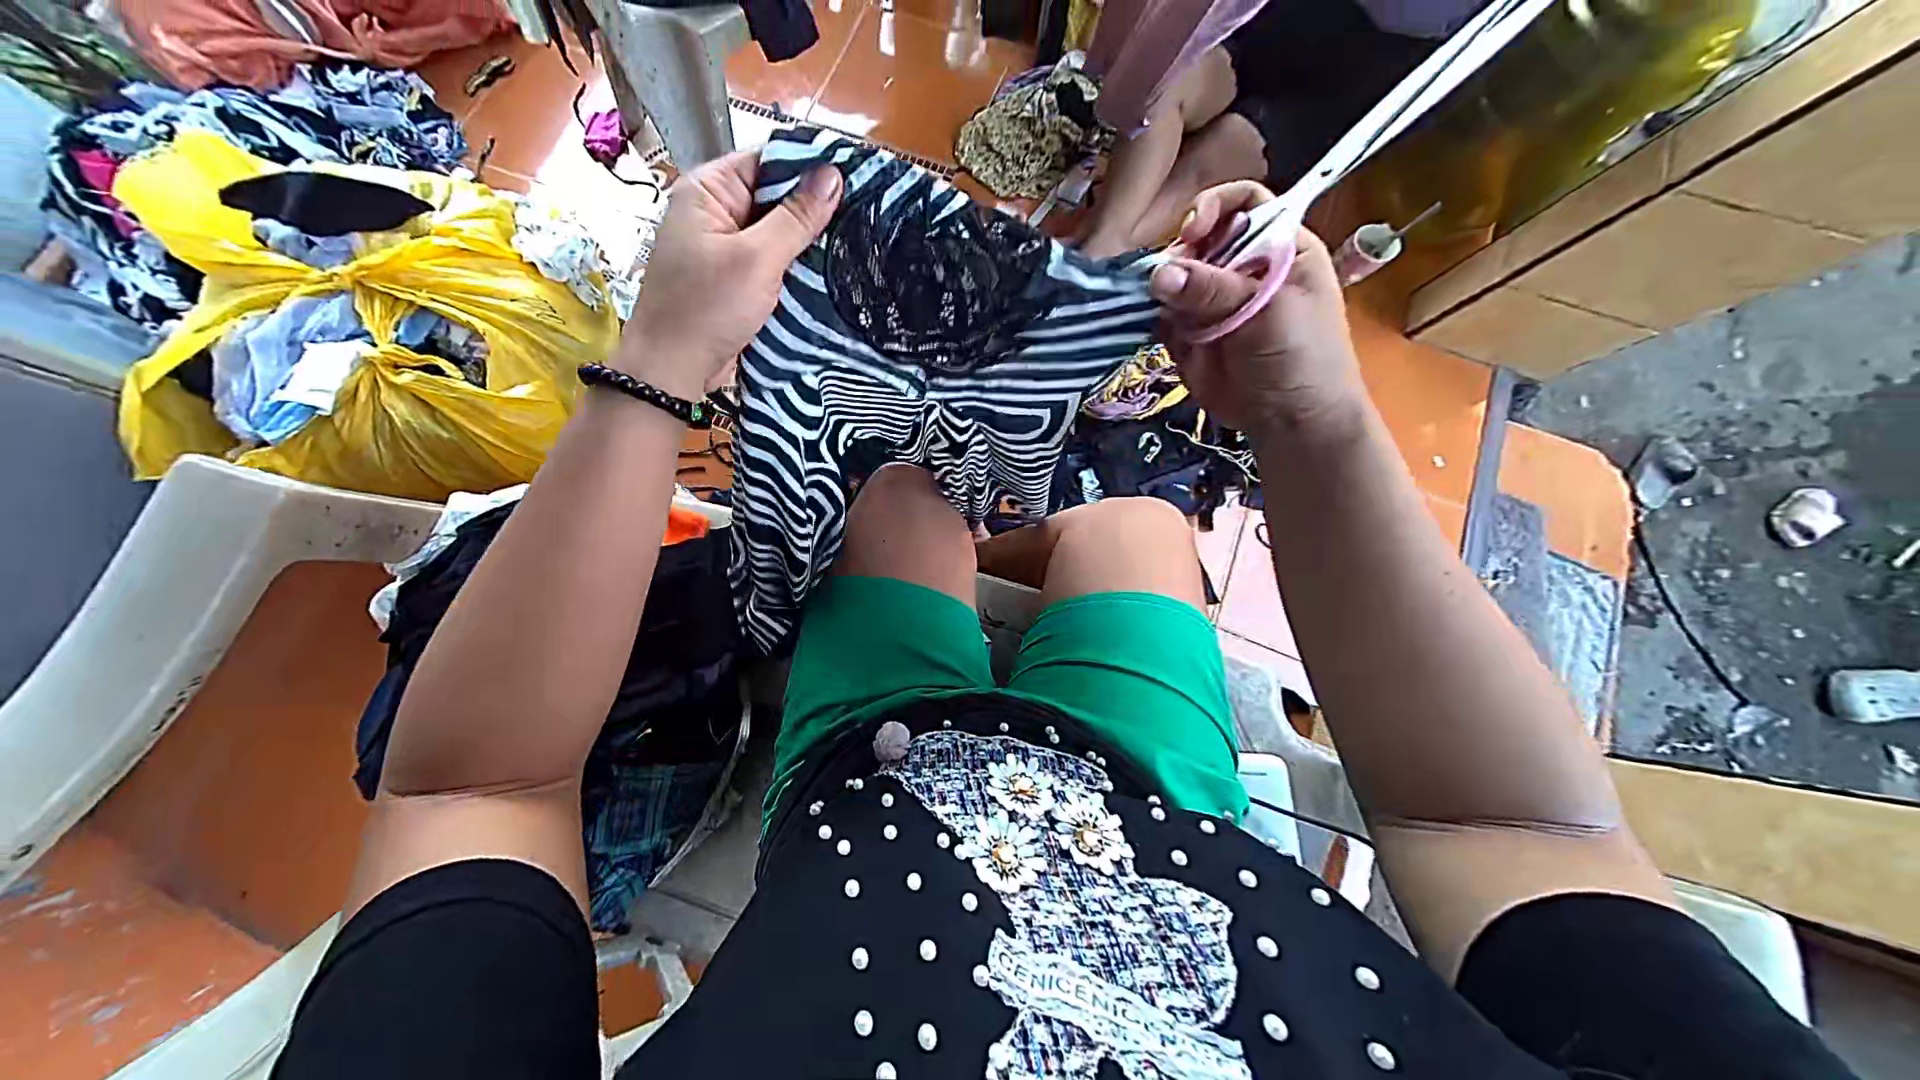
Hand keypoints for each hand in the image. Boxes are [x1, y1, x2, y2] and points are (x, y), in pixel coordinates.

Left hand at [614, 150, 842, 399]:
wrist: (673, 369)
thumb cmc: (706, 308)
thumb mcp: (756, 259)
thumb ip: (795, 218)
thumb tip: (832, 175)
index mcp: (709, 191)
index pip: (767, 162)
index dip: (809, 168)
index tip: (855, 178)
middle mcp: (717, 214)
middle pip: (775, 199)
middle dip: (814, 210)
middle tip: (864, 216)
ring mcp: (727, 250)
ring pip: (779, 236)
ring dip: (809, 245)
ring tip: (856, 243)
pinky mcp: (738, 282)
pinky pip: (774, 266)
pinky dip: (798, 270)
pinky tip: (830, 274)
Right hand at [1149, 181, 1368, 440]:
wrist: (1291, 421)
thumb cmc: (1300, 357)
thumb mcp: (1266, 312)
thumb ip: (1213, 289)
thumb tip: (1158, 274)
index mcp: (1277, 248)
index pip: (1242, 203)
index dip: (1214, 207)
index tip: (1192, 230)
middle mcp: (1240, 269)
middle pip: (1197, 241)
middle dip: (1181, 257)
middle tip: (1170, 284)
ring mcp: (1212, 303)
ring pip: (1173, 280)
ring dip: (1164, 294)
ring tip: (1172, 318)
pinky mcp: (1190, 335)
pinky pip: (1163, 317)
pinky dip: (1158, 322)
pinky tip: (1166, 335)